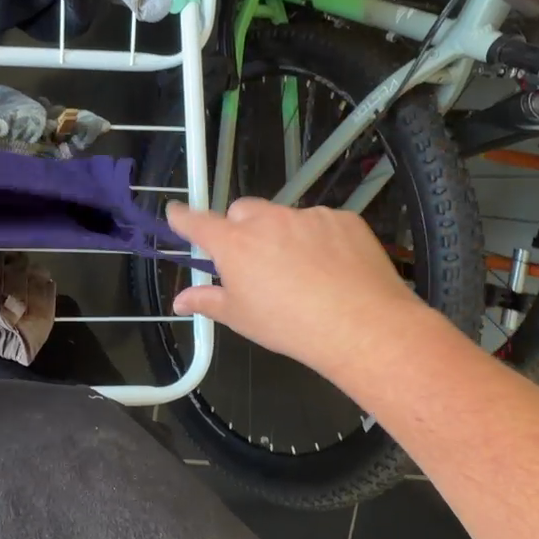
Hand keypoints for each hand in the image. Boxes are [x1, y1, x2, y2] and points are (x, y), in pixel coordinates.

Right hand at [166, 198, 441, 377]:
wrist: (362, 326)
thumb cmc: (290, 326)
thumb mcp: (241, 318)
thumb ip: (206, 301)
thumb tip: (180, 301)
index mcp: (234, 244)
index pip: (197, 222)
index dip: (183, 217)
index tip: (175, 212)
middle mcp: (267, 221)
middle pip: (243, 211)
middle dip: (241, 227)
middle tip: (252, 258)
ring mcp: (307, 217)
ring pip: (284, 218)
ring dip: (283, 235)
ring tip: (302, 271)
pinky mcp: (343, 219)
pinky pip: (321, 223)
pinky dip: (319, 239)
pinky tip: (332, 269)